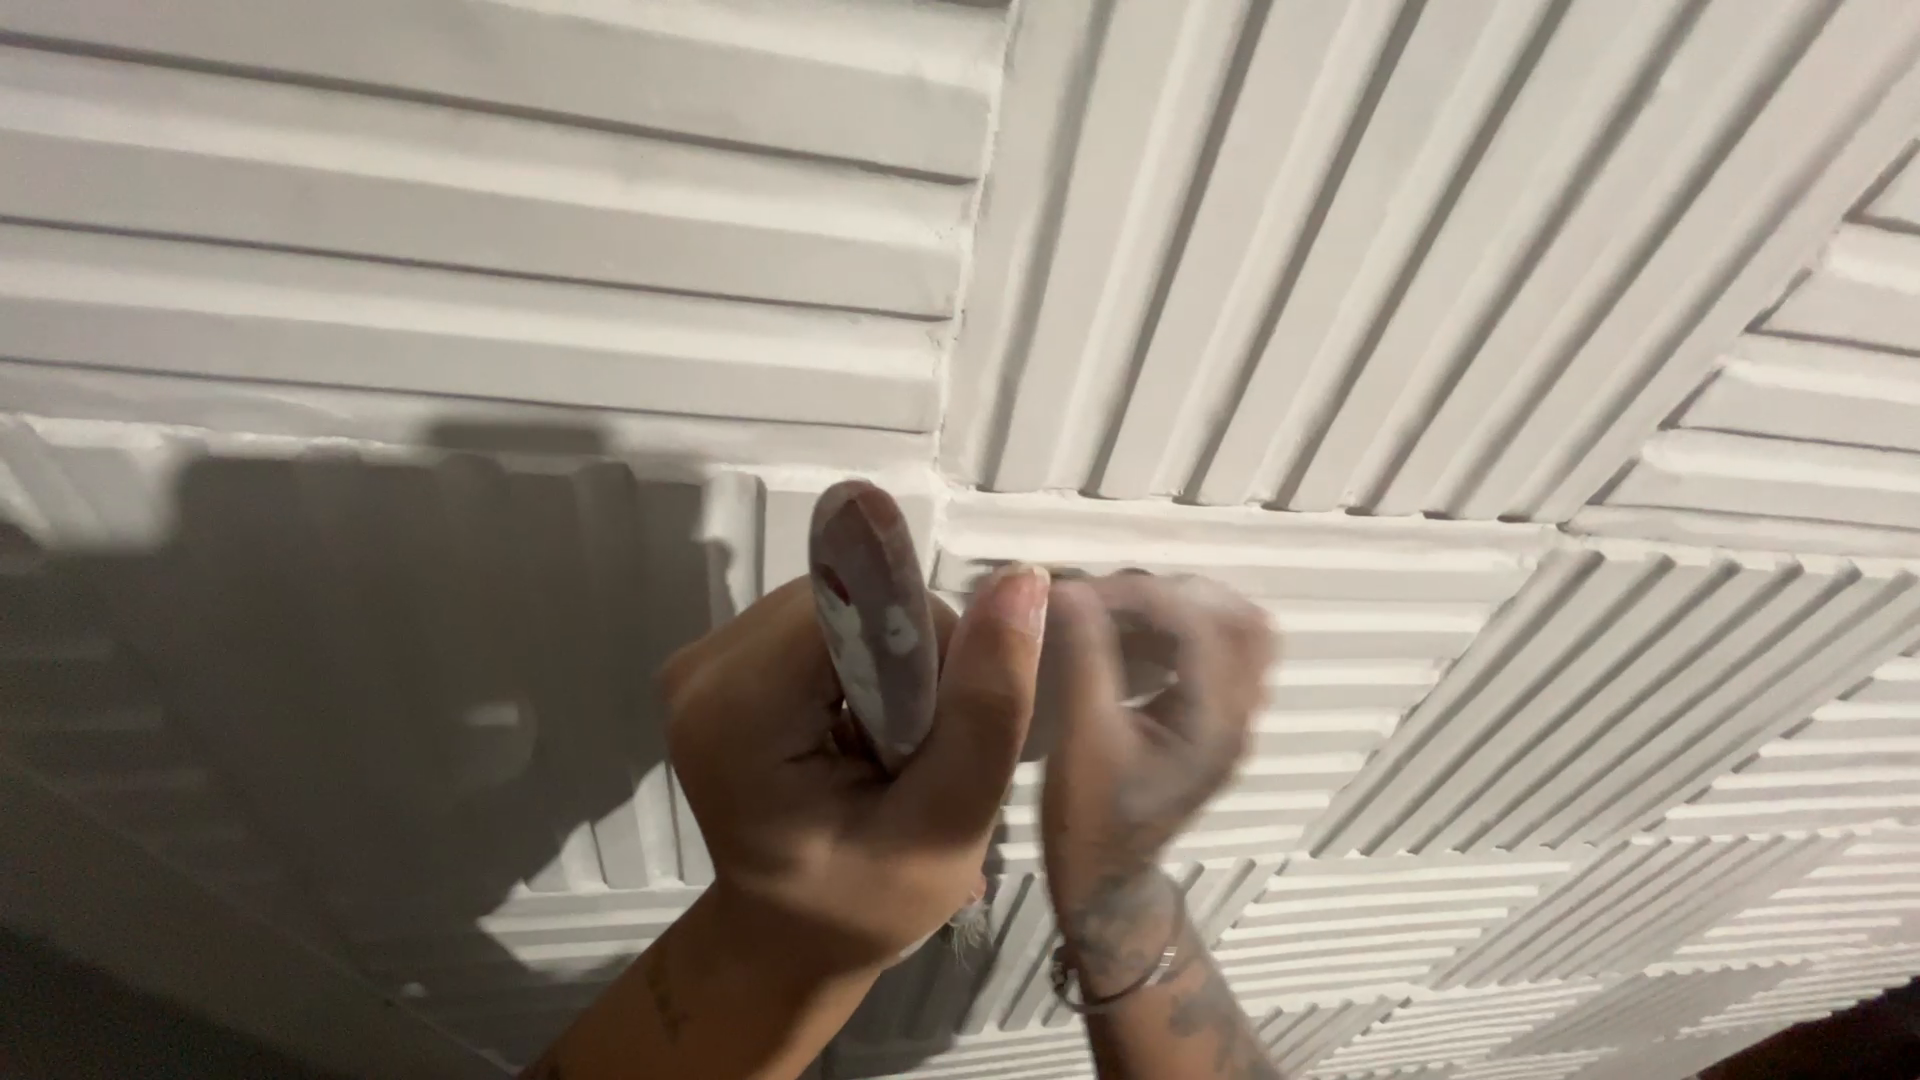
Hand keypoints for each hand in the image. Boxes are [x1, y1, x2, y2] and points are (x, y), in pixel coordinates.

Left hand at [658, 564, 1049, 977]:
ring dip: (895, 656)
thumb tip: (1022, 581)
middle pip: (846, 598)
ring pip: (843, 600)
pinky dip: (869, 654)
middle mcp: (702, 671)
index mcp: (734, 716)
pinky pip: (827, 615)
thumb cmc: (864, 903)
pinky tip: (871, 716)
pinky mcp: (726, 655)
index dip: (925, 645)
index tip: (947, 724)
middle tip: (927, 741)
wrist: (788, 930)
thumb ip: (985, 709)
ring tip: (900, 737)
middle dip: (912, 654)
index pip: (856, 609)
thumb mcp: (947, 828)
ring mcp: (706, 658)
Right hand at [1038, 573, 1273, 988]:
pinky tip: (1128, 634)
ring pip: (1233, 632)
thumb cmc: (1091, 820)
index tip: (1077, 591)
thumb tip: (1068, 589)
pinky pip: (1214, 652)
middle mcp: (1237, 714)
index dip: (1137, 595)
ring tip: (1117, 608)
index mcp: (1213, 721)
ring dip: (1180, 608)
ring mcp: (1230, 718)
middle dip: (1172, 593)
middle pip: (1239, 620)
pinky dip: (1177, 628)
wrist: (1106, 882)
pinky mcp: (1211, 720)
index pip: (1196, 625)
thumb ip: (1084, 661)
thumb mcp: (1082, 741)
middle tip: (1108, 597)